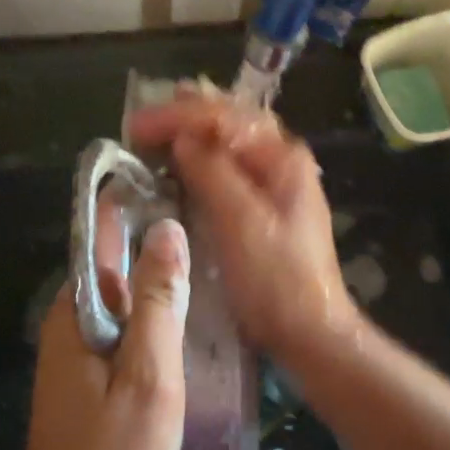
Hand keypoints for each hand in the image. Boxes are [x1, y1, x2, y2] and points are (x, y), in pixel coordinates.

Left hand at [23, 219, 190, 449]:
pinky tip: (188, 304)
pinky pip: (124, 324)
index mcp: (75, 311)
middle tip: (206, 201)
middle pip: (113, 259)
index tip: (170, 164)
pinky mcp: (92, 379)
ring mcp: (79, 353)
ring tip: (207, 239)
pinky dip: (154, 306)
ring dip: (157, 268)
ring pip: (122, 293)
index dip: (132, 197)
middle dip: (151, 228)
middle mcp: (71, 321)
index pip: (100, 232)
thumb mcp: (147, 378)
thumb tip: (168, 225)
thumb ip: (157, 301)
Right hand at [127, 97, 358, 359]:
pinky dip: (201, 156)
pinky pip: (228, 164)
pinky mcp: (265, 205)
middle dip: (185, 114)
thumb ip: (212, 172)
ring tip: (156, 129)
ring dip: (192, 131)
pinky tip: (181, 161)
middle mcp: (281, 159)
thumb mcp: (241, 223)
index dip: (176, 116)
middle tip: (143, 117)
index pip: (224, 116)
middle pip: (229, 119)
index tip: (136, 124)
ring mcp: (276, 181)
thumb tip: (181, 136)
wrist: (313, 336)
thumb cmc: (277, 280)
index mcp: (281, 156)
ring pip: (229, 140)